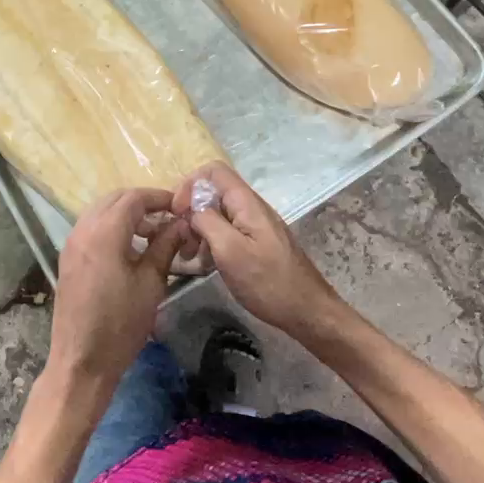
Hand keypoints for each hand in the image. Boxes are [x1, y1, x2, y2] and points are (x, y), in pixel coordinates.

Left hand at [48, 187, 187, 385]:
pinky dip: (111, 227)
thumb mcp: (151, 283)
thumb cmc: (121, 324)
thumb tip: (181, 223)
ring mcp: (71, 243)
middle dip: (142, 203)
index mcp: (103, 233)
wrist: (82, 361)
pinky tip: (129, 248)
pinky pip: (91, 228)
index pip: (133, 198)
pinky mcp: (67, 258)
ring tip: (152, 234)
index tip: (180, 206)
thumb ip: (165, 246)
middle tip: (167, 218)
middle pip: (114, 199)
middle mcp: (82, 230)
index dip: (159, 197)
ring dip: (126, 214)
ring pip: (100, 211)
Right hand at [178, 162, 346, 340]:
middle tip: (180, 240)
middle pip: (214, 192)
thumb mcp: (229, 251)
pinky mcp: (258, 243)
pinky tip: (207, 264)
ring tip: (189, 255)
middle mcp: (252, 207)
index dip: (190, 184)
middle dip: (192, 210)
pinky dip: (212, 242)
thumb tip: (193, 207)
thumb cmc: (267, 281)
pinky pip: (229, 231)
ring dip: (200, 229)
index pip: (214, 171)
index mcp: (246, 203)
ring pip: (220, 213)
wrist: (306, 311)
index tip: (177, 212)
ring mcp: (256, 225)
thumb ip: (208, 221)